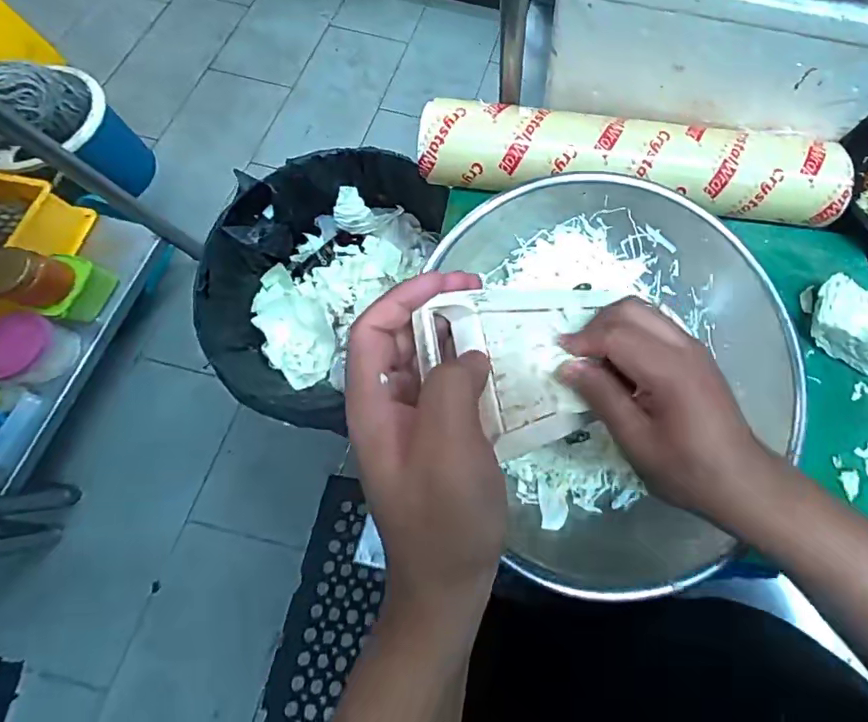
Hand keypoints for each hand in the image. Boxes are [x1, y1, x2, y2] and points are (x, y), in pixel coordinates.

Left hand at [345, 272, 504, 618]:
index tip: (450, 282)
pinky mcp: (436, 435)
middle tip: (477, 291)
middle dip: (432, 306)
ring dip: (452, 333)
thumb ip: (451, 384)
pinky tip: (496, 363)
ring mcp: (411, 421)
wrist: (448, 586)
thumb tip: (468, 353)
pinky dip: (467, 364)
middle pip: (397, 337)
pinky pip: (446, 384)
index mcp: (371, 404)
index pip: (371, 329)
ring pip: (423, 358)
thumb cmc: (443, 520)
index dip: (404, 296)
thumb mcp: (447, 446)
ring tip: (489, 318)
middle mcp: (385, 405)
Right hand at [558, 297, 787, 529]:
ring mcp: (692, 345)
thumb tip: (568, 366)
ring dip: (612, 325)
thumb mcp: (636, 442)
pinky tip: (621, 363)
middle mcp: (683, 345)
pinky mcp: (694, 352)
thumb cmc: (687, 469)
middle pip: (629, 309)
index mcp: (669, 369)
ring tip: (595, 358)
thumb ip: (602, 397)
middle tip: (576, 356)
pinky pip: (654, 324)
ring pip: (642, 311)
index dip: (582, 340)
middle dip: (595, 325)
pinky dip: (630, 331)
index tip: (559, 357)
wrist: (742, 480)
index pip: (615, 334)